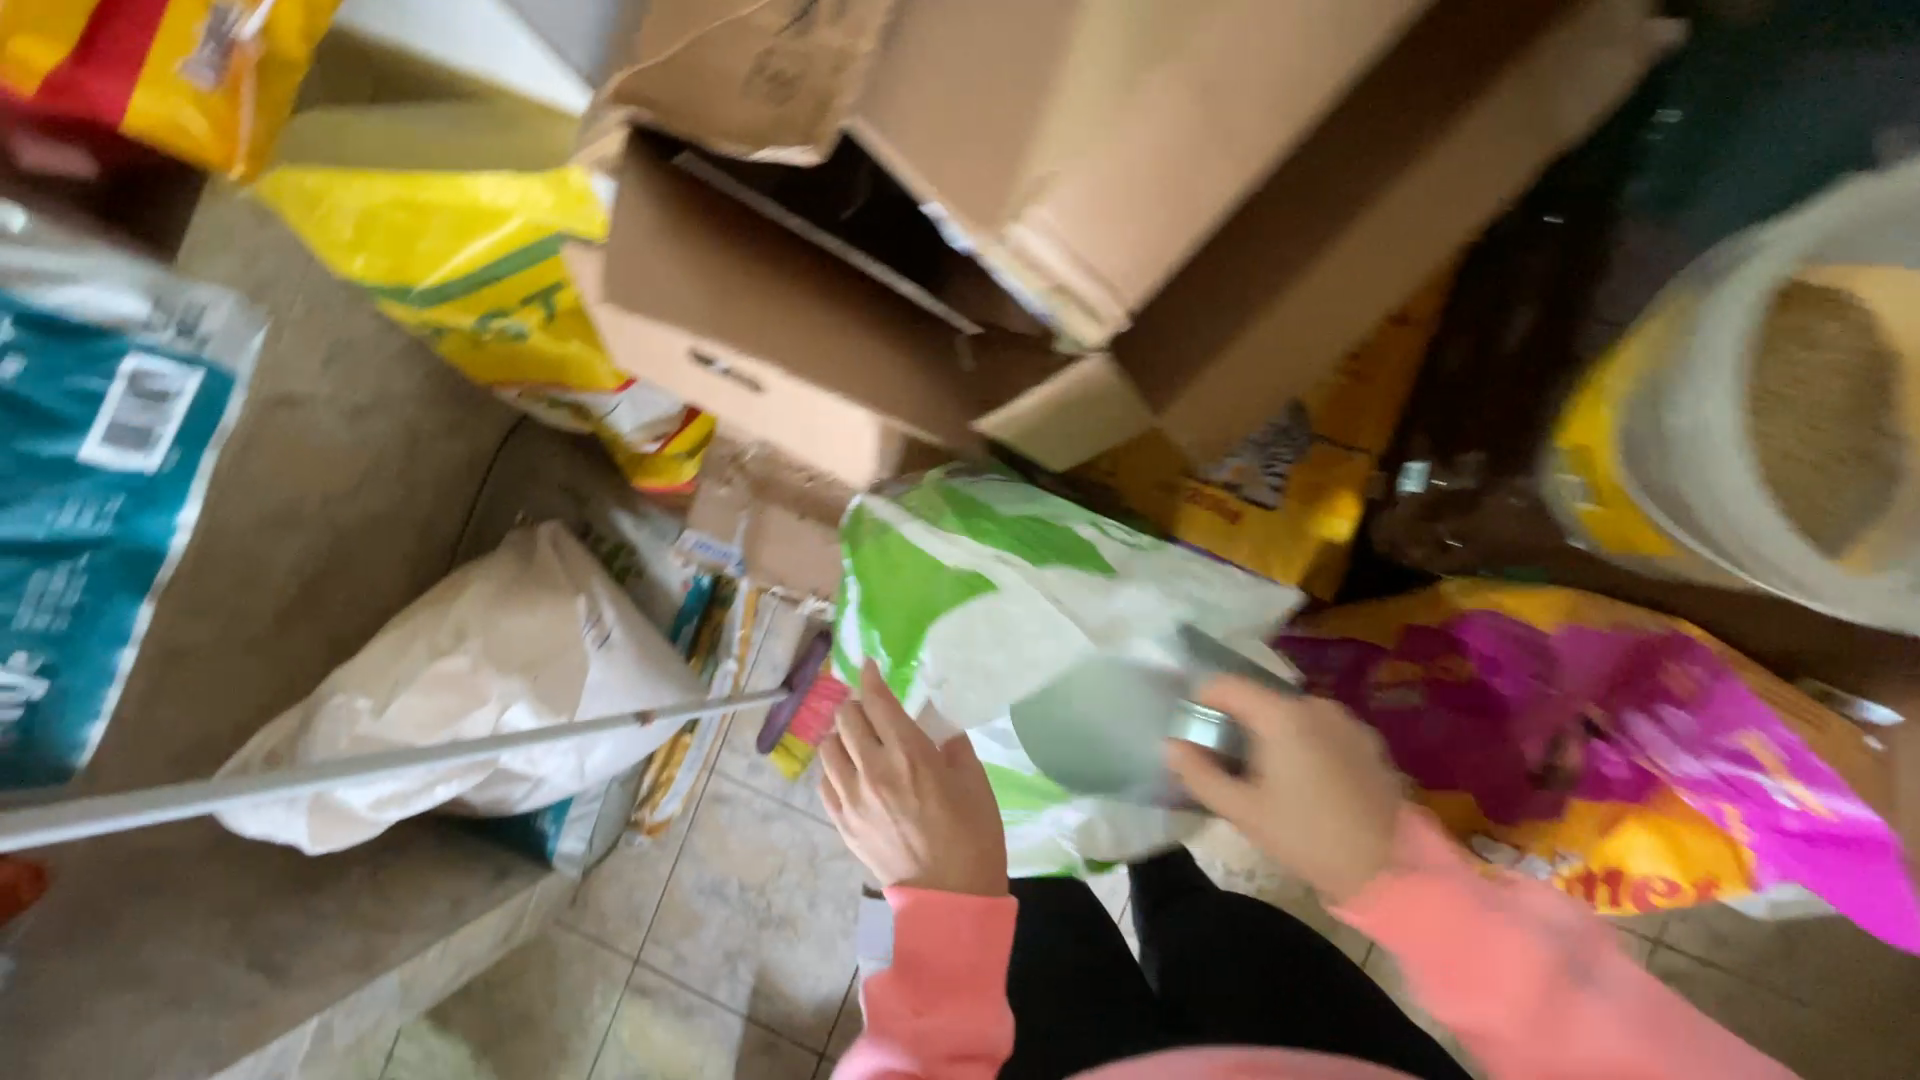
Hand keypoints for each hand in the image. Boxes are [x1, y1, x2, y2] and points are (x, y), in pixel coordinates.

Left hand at [819, 663, 1007, 897]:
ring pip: (829, 747)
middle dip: (857, 706)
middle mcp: (873, 770)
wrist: (949, 900)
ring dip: (843, 736)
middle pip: (845, 718)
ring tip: (860, 742)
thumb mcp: (974, 781)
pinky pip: (825, 782)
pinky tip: (853, 774)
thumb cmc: (972, 837)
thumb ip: (952, 744)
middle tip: (872, 710)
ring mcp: (852, 799)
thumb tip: (935, 725)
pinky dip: (836, 769)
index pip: (876, 701)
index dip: (870, 678)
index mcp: (910, 754)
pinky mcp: (842, 823)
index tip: (870, 667)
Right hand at [1166, 676, 1403, 902]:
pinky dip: (1305, 743)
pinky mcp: (1369, 740)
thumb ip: (1200, 774)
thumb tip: (1172, 745)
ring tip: (1270, 776)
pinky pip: (1321, 729)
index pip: (1226, 684)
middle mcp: (1316, 705)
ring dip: (1273, 733)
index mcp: (1282, 716)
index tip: (1195, 730)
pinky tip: (1308, 782)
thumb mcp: (1243, 812)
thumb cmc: (1307, 837)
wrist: (1389, 869)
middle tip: (1230, 763)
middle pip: (1260, 699)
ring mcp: (1347, 720)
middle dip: (1238, 723)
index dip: (1202, 701)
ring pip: (1292, 715)